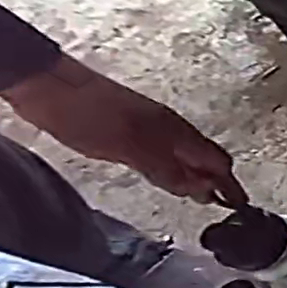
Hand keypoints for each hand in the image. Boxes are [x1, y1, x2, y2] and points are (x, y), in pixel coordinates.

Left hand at [1, 57, 246, 204]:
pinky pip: (165, 150)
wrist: (49, 83)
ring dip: (194, 173)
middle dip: (216, 180)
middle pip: (207, 158)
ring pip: (186, 154)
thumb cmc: (92, 117)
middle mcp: (174, 130)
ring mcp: (153, 126)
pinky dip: (172, 165)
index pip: (218, 163)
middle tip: (219, 200)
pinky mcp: (131, 125)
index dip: (228, 184)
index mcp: (181, 135)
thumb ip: (169, 172)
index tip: (237, 204)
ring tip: (194, 191)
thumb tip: (200, 190)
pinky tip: (161, 171)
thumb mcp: (133, 150)